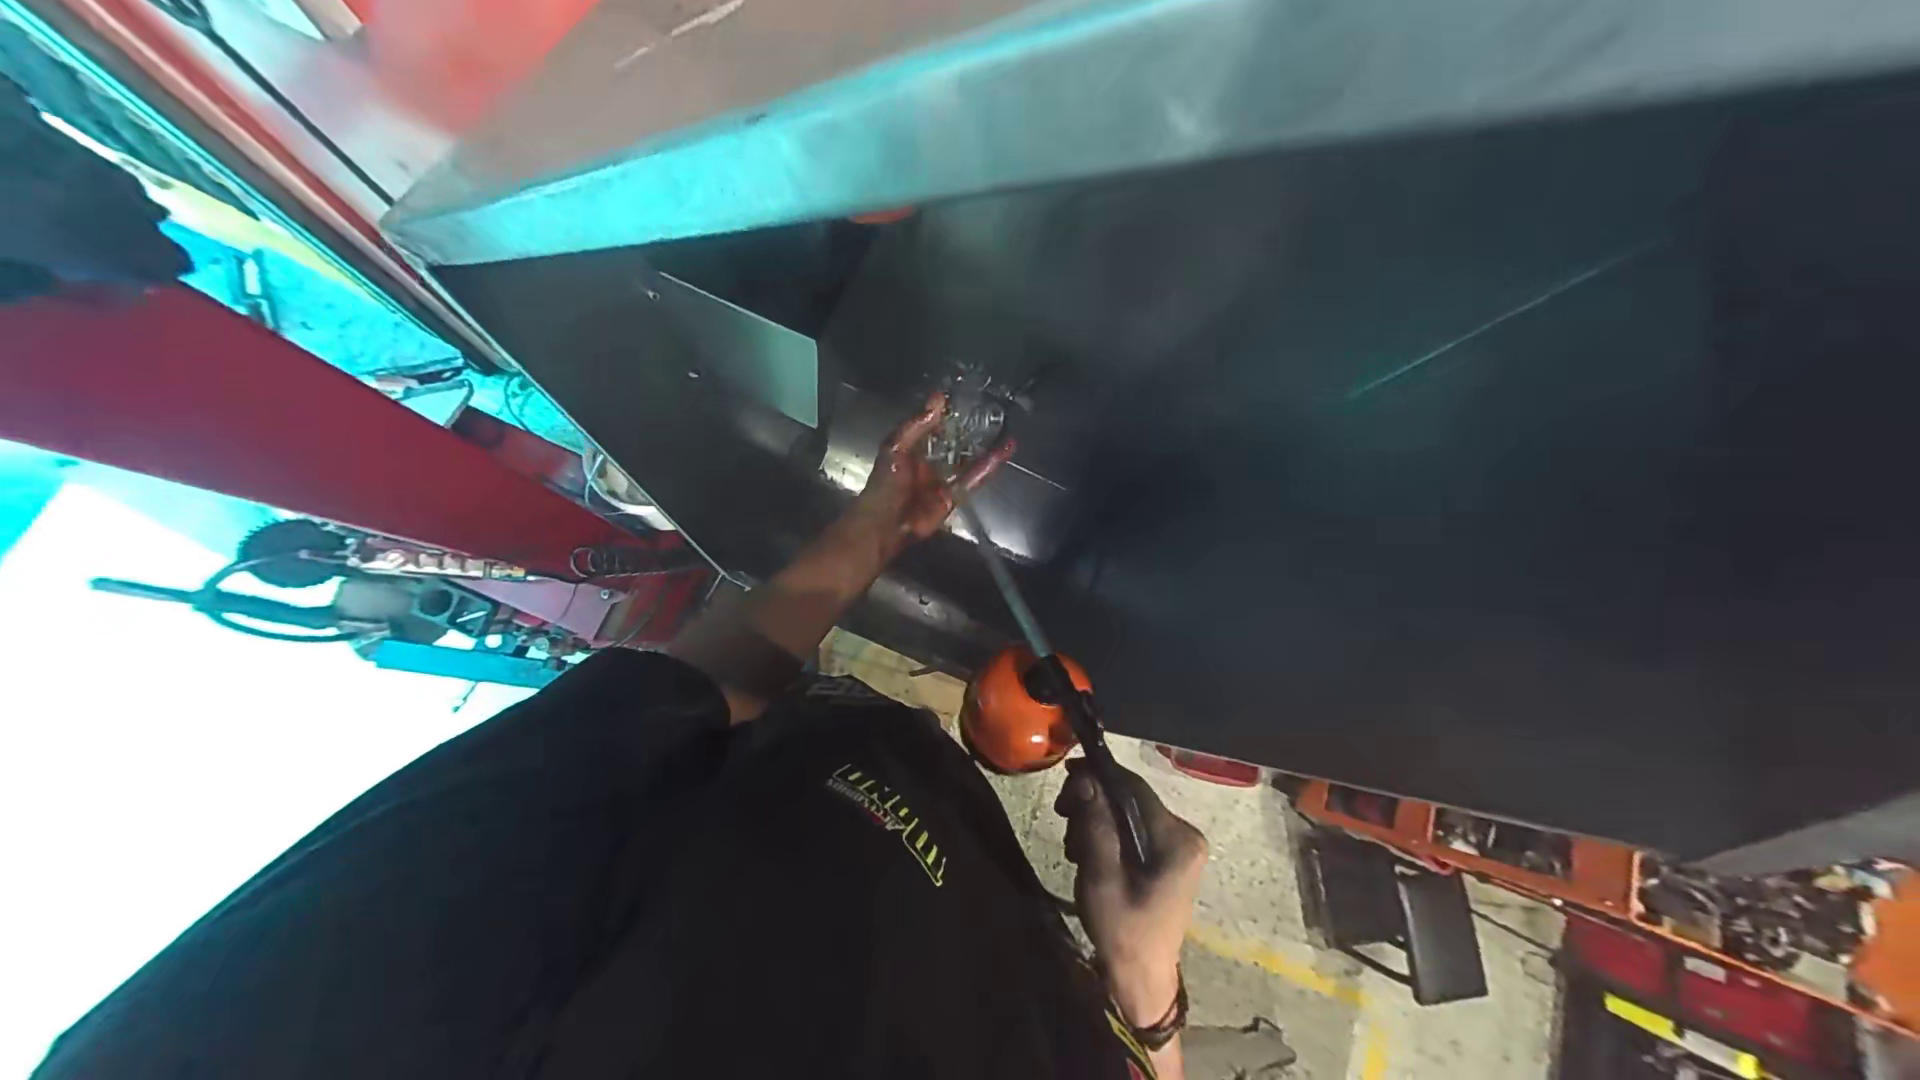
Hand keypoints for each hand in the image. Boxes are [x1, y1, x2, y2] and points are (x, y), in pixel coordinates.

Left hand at [843, 391, 1014, 557]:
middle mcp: (929, 460)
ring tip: (1006, 428)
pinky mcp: (955, 495)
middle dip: (971, 428)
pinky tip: (1004, 450)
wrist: (886, 525)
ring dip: (986, 445)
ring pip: (968, 458)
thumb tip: (938, 399)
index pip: (932, 424)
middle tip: (992, 411)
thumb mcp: (894, 447)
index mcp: (912, 446)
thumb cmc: (885, 483)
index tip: (964, 397)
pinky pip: (974, 478)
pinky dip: (990, 465)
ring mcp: (943, 478)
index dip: (947, 412)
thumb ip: (916, 425)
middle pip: (954, 441)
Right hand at [1056, 757, 1207, 1025]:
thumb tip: (1085, 778)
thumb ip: (1095, 824)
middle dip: (1092, 801)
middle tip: (1062, 816)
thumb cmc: (1123, 932)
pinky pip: (1130, 827)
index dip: (1099, 774)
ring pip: (1126, 810)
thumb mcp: (1102, 877)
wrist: (1140, 979)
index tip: (1066, 772)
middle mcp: (1184, 834)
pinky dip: (1105, 831)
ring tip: (1075, 847)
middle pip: (1129, 797)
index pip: (1134, 787)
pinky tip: (1088, 852)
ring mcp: (1177, 845)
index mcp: (1177, 838)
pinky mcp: (1166, 856)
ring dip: (1094, 819)